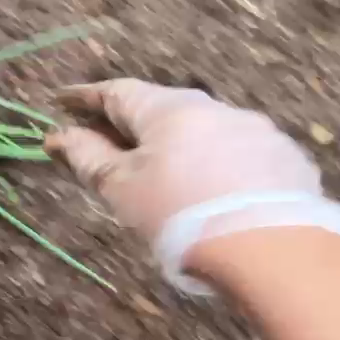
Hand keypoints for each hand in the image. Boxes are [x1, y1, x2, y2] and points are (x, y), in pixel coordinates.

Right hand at [48, 79, 339, 293]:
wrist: (264, 247)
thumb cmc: (172, 209)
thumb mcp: (114, 182)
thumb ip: (83, 153)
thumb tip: (58, 135)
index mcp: (172, 110)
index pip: (119, 91)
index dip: (84, 96)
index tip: (58, 101)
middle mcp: (217, 110)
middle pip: (159, 107)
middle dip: (124, 120)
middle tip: (96, 135)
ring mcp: (256, 132)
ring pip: (196, 127)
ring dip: (164, 138)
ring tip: (143, 161)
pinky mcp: (282, 157)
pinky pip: (227, 146)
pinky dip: (198, 154)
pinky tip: (189, 177)